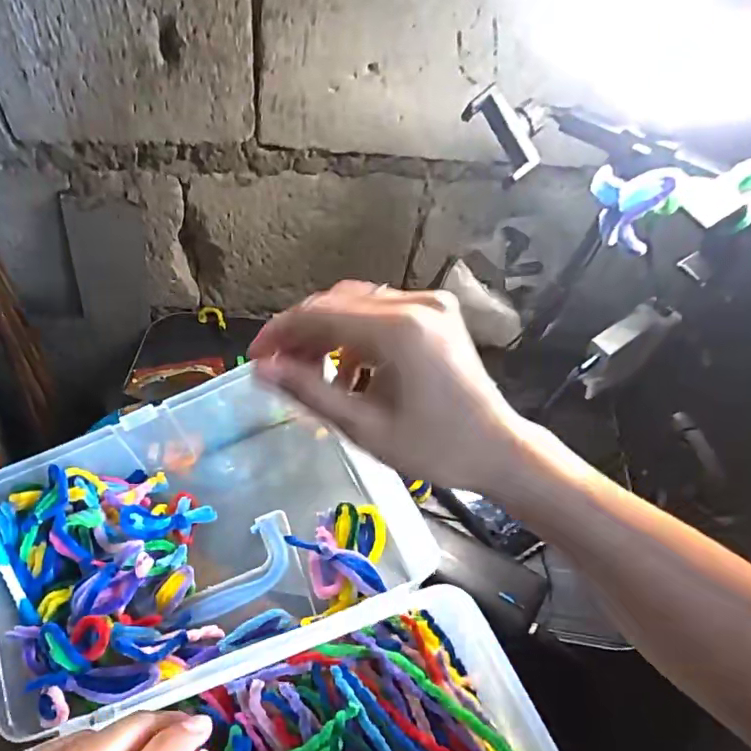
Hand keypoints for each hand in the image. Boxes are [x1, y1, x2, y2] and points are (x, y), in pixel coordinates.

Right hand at [250, 281, 535, 493]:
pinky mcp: (435, 313)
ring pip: (356, 304)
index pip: (320, 314)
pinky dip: (353, 335)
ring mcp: (430, 304)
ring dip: (324, 331)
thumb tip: (263, 370)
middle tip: (275, 366)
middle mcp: (416, 303)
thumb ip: (310, 391)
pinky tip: (345, 370)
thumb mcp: (364, 427)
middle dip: (299, 331)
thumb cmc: (433, 448)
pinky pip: (379, 313)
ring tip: (306, 370)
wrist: (497, 449)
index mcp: (399, 329)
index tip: (253, 358)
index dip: (279, 333)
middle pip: (337, 301)